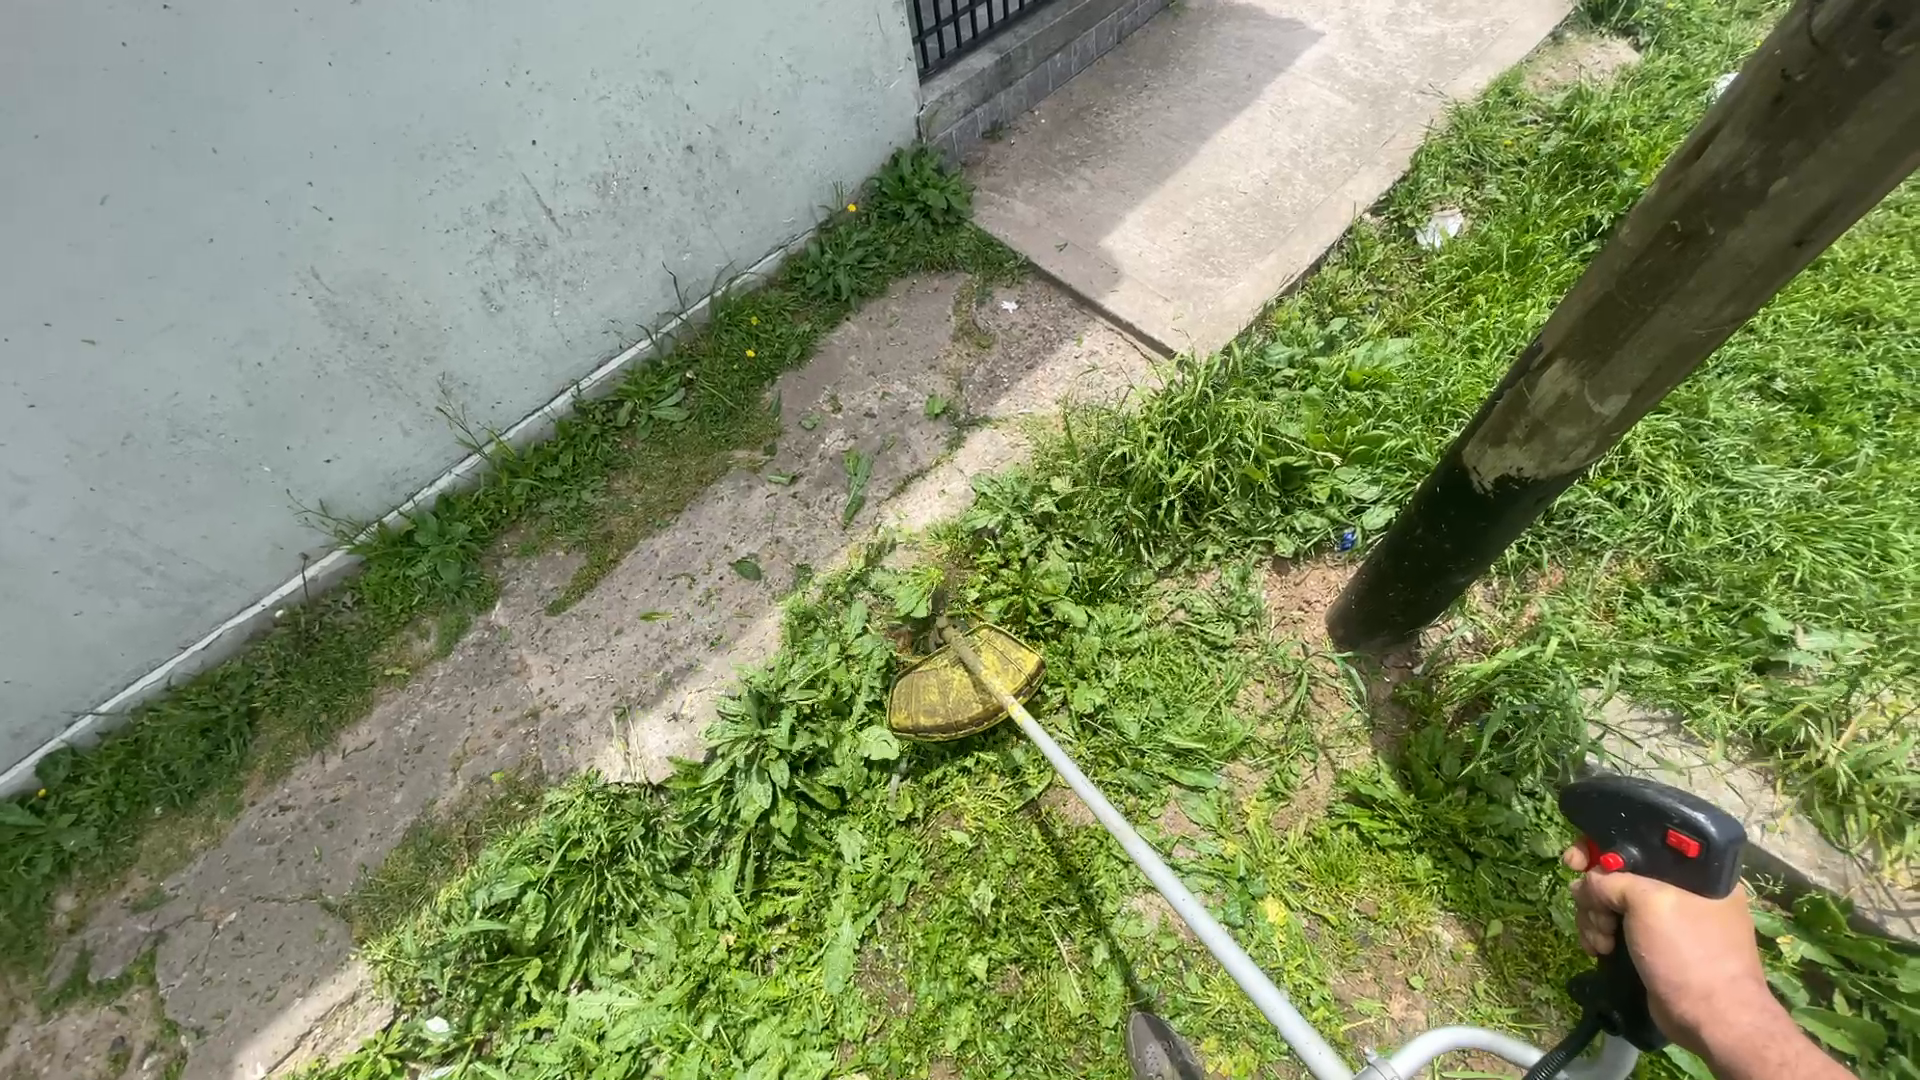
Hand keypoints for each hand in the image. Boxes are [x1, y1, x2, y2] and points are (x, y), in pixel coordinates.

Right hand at [1561, 844, 1774, 1057]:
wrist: (1712, 1020)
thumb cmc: (1688, 952)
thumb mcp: (1647, 901)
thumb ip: (1607, 880)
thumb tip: (1585, 887)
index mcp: (1696, 876)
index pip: (1636, 845)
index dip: (1598, 848)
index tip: (1575, 861)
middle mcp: (1682, 894)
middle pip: (1614, 874)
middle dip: (1594, 893)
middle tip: (1590, 908)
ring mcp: (1666, 922)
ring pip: (1608, 902)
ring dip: (1593, 918)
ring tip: (1601, 941)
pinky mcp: (1651, 944)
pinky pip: (1612, 925)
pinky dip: (1599, 933)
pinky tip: (1599, 949)